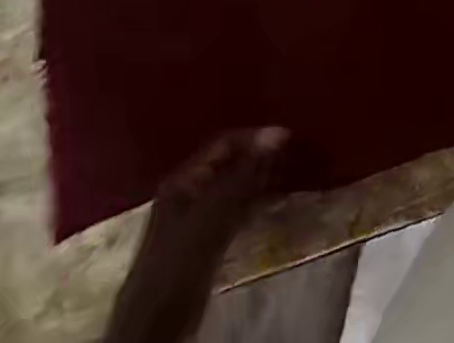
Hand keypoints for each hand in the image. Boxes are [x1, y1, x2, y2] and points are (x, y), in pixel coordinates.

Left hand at [145, 127, 288, 258]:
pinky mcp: (209, 239)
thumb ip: (246, 172)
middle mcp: (191, 192)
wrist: (159, 319)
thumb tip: (277, 133)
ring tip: (291, 173)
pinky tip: (278, 200)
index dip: (254, 138)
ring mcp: (199, 216)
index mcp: (184, 179)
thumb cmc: (182, 257)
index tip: (287, 138)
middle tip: (294, 154)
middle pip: (231, 165)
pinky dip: (257, 202)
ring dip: (262, 180)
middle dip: (260, 158)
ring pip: (236, 188)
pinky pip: (238, 210)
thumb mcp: (215, 211)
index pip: (224, 144)